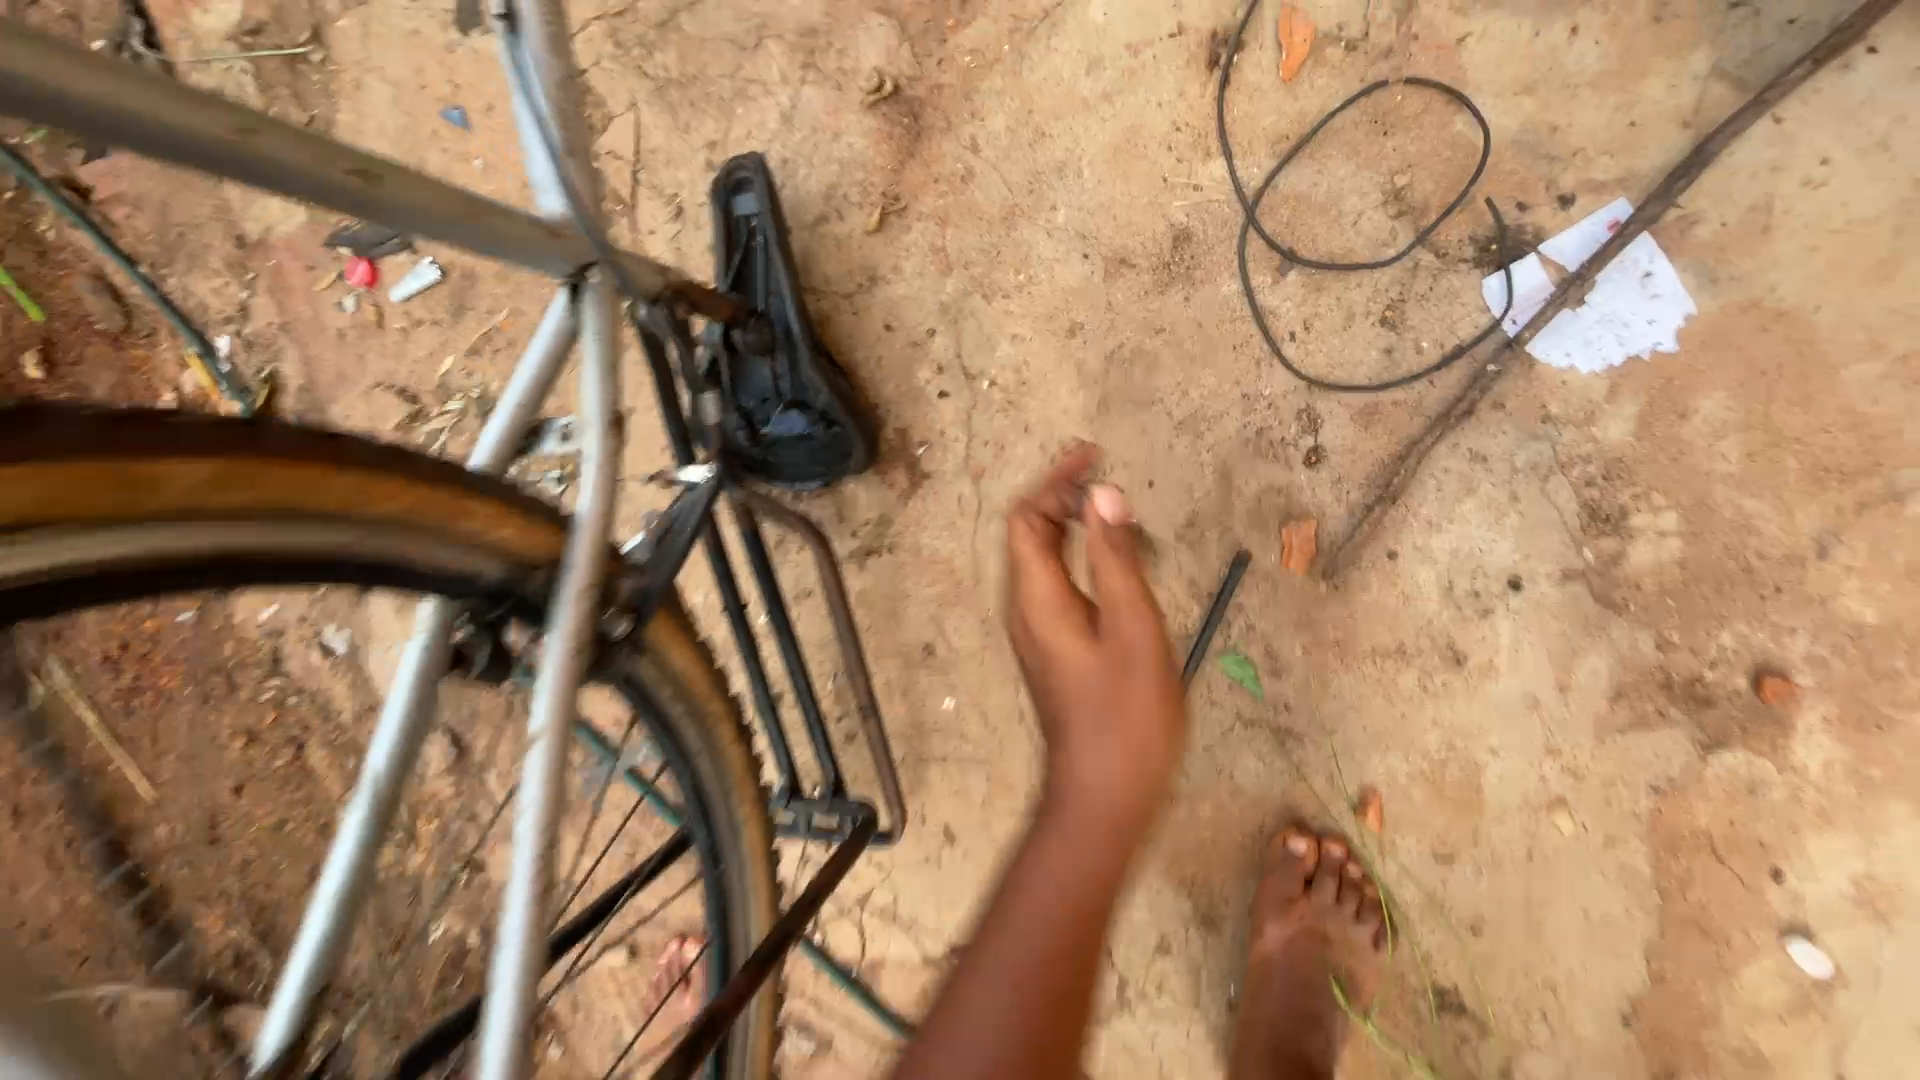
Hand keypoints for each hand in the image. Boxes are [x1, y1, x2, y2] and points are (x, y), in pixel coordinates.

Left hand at [1004, 443, 1185, 834]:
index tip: (1093, 456)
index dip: (1055, 480)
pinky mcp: (1053, 650)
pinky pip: (1056, 586)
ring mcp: (1036, 632)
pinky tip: (1119, 567)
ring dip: (1073, 528)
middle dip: (1063, 498)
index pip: (1027, 518)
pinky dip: (1080, 560)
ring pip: (1043, 561)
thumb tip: (1103, 495)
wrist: (1103, 792)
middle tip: (1108, 479)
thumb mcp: (1133, 628)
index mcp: (1036, 597)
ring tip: (1119, 515)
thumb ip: (1117, 559)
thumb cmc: (1125, 715)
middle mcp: (1025, 608)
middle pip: (1030, 534)